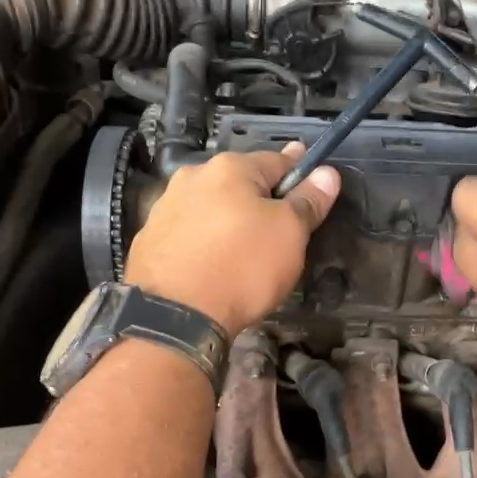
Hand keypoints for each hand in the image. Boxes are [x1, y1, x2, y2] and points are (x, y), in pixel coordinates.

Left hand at [125, 143, 340, 334]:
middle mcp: (193, 176)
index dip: (301, 175)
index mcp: (230, 167)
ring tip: (244, 252)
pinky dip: (205, 241)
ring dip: (230, 220)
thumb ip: (308, 201)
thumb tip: (327, 173)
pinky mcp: (149, 239)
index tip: (314, 187)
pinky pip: (190, 232)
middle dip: (261, 200)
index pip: (279, 160)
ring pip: (213, 207)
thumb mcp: (289, 233)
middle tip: (281, 230)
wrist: (172, 317)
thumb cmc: (240, 267)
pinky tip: (213, 265)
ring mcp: (166, 207)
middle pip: (241, 183)